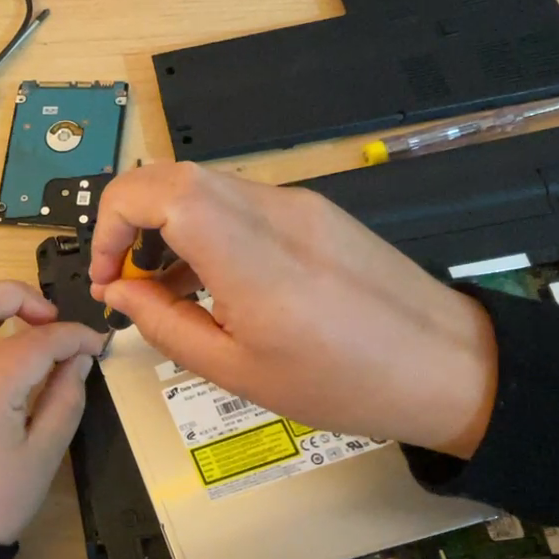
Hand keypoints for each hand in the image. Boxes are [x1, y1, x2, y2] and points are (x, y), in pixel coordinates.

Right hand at [88, 164, 497, 457]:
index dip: (112, 221)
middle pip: (169, 175)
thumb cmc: (341, 383)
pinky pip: (235, 201)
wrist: (451, 368)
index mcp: (248, 255)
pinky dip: (199, 228)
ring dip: (162, 223)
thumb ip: (163, 323)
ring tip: (163, 287)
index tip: (107, 273)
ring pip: (199, 184)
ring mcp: (294, 203)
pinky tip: (207, 280)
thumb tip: (117, 289)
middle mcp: (269, 210)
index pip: (155, 190)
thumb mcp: (236, 371)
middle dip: (126, 219)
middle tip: (124, 276)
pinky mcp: (310, 210)